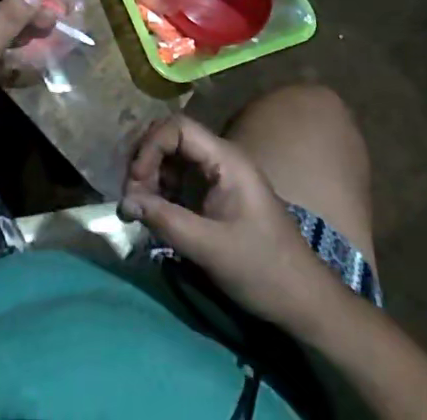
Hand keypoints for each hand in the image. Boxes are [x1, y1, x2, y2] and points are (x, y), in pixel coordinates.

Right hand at [120, 115, 341, 329]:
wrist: (302, 298)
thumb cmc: (261, 268)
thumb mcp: (209, 247)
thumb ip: (165, 219)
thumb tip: (124, 202)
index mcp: (227, 159)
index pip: (178, 127)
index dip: (150, 147)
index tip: (135, 182)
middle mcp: (222, 158)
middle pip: (172, 138)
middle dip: (146, 161)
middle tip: (132, 196)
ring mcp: (219, 176)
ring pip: (174, 158)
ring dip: (151, 177)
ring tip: (139, 207)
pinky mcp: (216, 195)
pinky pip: (181, 179)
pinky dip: (162, 191)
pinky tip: (153, 213)